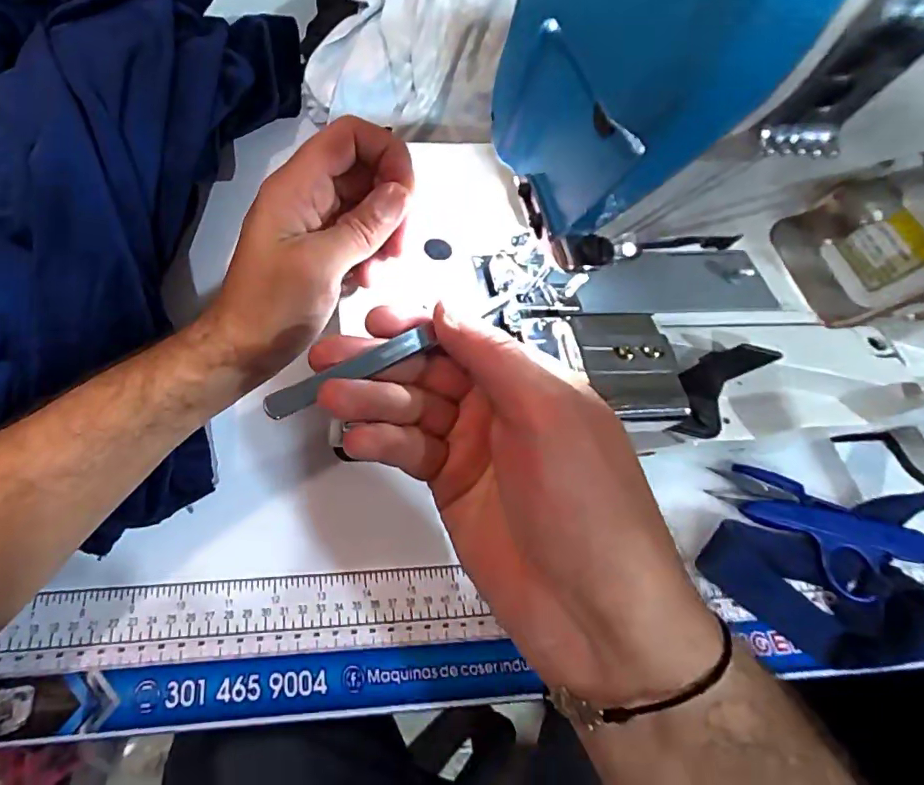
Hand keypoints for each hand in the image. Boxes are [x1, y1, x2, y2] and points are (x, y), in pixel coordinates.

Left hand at [205, 116, 414, 381]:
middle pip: (364, 169)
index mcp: (297, 185)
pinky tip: (365, 279)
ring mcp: (313, 219)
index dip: (385, 151)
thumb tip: (402, 193)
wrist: (241, 348)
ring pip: (366, 202)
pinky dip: (370, 250)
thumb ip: (365, 224)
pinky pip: (357, 231)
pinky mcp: (320, 244)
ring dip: (384, 231)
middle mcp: (306, 193)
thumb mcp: (322, 264)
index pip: (349, 135)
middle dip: (391, 201)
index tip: (406, 192)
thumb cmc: (270, 307)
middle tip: (398, 245)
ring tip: (379, 268)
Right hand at [308, 304, 723, 705]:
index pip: (461, 338)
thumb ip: (493, 356)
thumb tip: (445, 308)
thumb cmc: (588, 504)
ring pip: (410, 409)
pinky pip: (408, 450)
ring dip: (371, 401)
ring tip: (333, 398)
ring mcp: (470, 448)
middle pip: (426, 371)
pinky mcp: (449, 485)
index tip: (376, 321)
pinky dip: (382, 442)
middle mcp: (496, 407)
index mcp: (526, 381)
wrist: (594, 615)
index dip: (417, 327)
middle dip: (379, 362)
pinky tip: (358, 439)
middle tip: (329, 359)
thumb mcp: (548, 413)